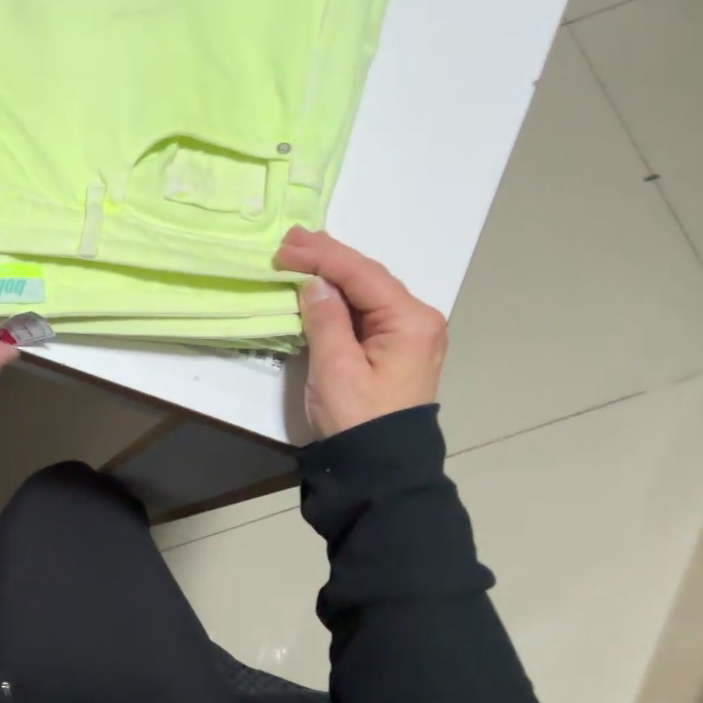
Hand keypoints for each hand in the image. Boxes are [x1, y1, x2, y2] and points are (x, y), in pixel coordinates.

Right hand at [275, 227, 447, 438]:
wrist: (380, 464)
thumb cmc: (357, 418)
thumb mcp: (335, 368)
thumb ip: (326, 320)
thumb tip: (313, 284)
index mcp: (410, 320)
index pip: (361, 275)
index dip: (322, 257)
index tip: (285, 247)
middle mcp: (417, 319)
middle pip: (368, 277)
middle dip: (329, 256)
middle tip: (291, 238)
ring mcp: (409, 334)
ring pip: (367, 291)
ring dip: (333, 272)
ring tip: (302, 252)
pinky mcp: (395, 348)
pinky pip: (366, 310)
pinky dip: (340, 294)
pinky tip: (321, 285)